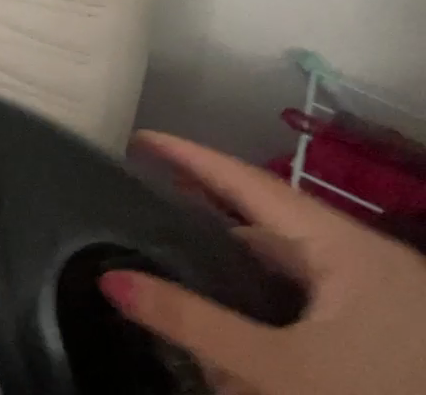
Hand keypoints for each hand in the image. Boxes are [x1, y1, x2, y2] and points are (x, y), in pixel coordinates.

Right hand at [97, 131, 425, 394]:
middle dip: (208, 204)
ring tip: (181, 252)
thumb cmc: (383, 392)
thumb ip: (194, 323)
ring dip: (240, 255)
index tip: (139, 138)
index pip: (251, 183)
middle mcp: (373, 261)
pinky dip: (271, 288)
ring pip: (298, 259)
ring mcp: (393, 298)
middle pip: (272, 218)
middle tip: (147, 193)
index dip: (191, 156)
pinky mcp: (399, 332)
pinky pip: (320, 291)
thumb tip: (111, 280)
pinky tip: (242, 310)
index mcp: (348, 250)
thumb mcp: (283, 368)